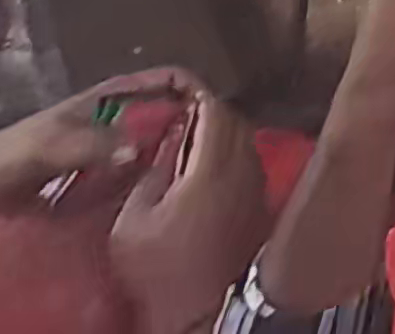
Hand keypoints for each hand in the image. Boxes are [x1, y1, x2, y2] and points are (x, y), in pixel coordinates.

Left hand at [0, 68, 199, 204]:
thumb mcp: (51, 146)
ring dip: (177, 145)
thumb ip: (94, 145)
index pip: (171, 77)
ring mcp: (114, 137)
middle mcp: (123, 109)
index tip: (213, 111)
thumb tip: (139, 149)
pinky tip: (162, 185)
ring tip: (193, 167)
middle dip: (193, 119)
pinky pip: (142, 160)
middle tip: (210, 145)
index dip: (195, 87)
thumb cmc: (8, 155)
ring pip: (160, 133)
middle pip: (172, 104)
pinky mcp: (105, 164)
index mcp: (116, 92)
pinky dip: (156, 167)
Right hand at [110, 93, 269, 333]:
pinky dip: (231, 146)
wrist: (205, 304)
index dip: (196, 96)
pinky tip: (210, 159)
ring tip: (193, 132)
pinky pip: (248, 153)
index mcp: (212, 163)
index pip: (214, 110)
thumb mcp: (134, 223)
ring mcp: (256, 175)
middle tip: (182, 110)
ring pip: (244, 133)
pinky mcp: (261, 191)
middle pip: (233, 117)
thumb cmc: (162, 267)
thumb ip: (152, 173)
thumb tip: (167, 143)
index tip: (178, 90)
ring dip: (222, 126)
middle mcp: (243, 161)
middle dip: (209, 108)